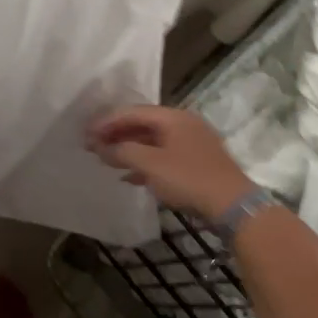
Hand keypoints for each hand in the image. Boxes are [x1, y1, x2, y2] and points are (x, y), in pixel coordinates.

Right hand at [88, 106, 254, 219]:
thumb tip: (101, 147)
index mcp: (173, 117)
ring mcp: (192, 144)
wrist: (231, 205)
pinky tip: (129, 176)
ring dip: (128, 149)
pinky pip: (162, 156)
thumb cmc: (188, 178)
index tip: (85, 134)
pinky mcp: (196, 163)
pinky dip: (144, 163)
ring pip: (152, 141)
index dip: (106, 122)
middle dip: (116, 135)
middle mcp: (183, 124)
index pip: (132, 112)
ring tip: (106, 159)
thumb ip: (122, 152)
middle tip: (92, 145)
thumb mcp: (150, 164)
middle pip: (142, 124)